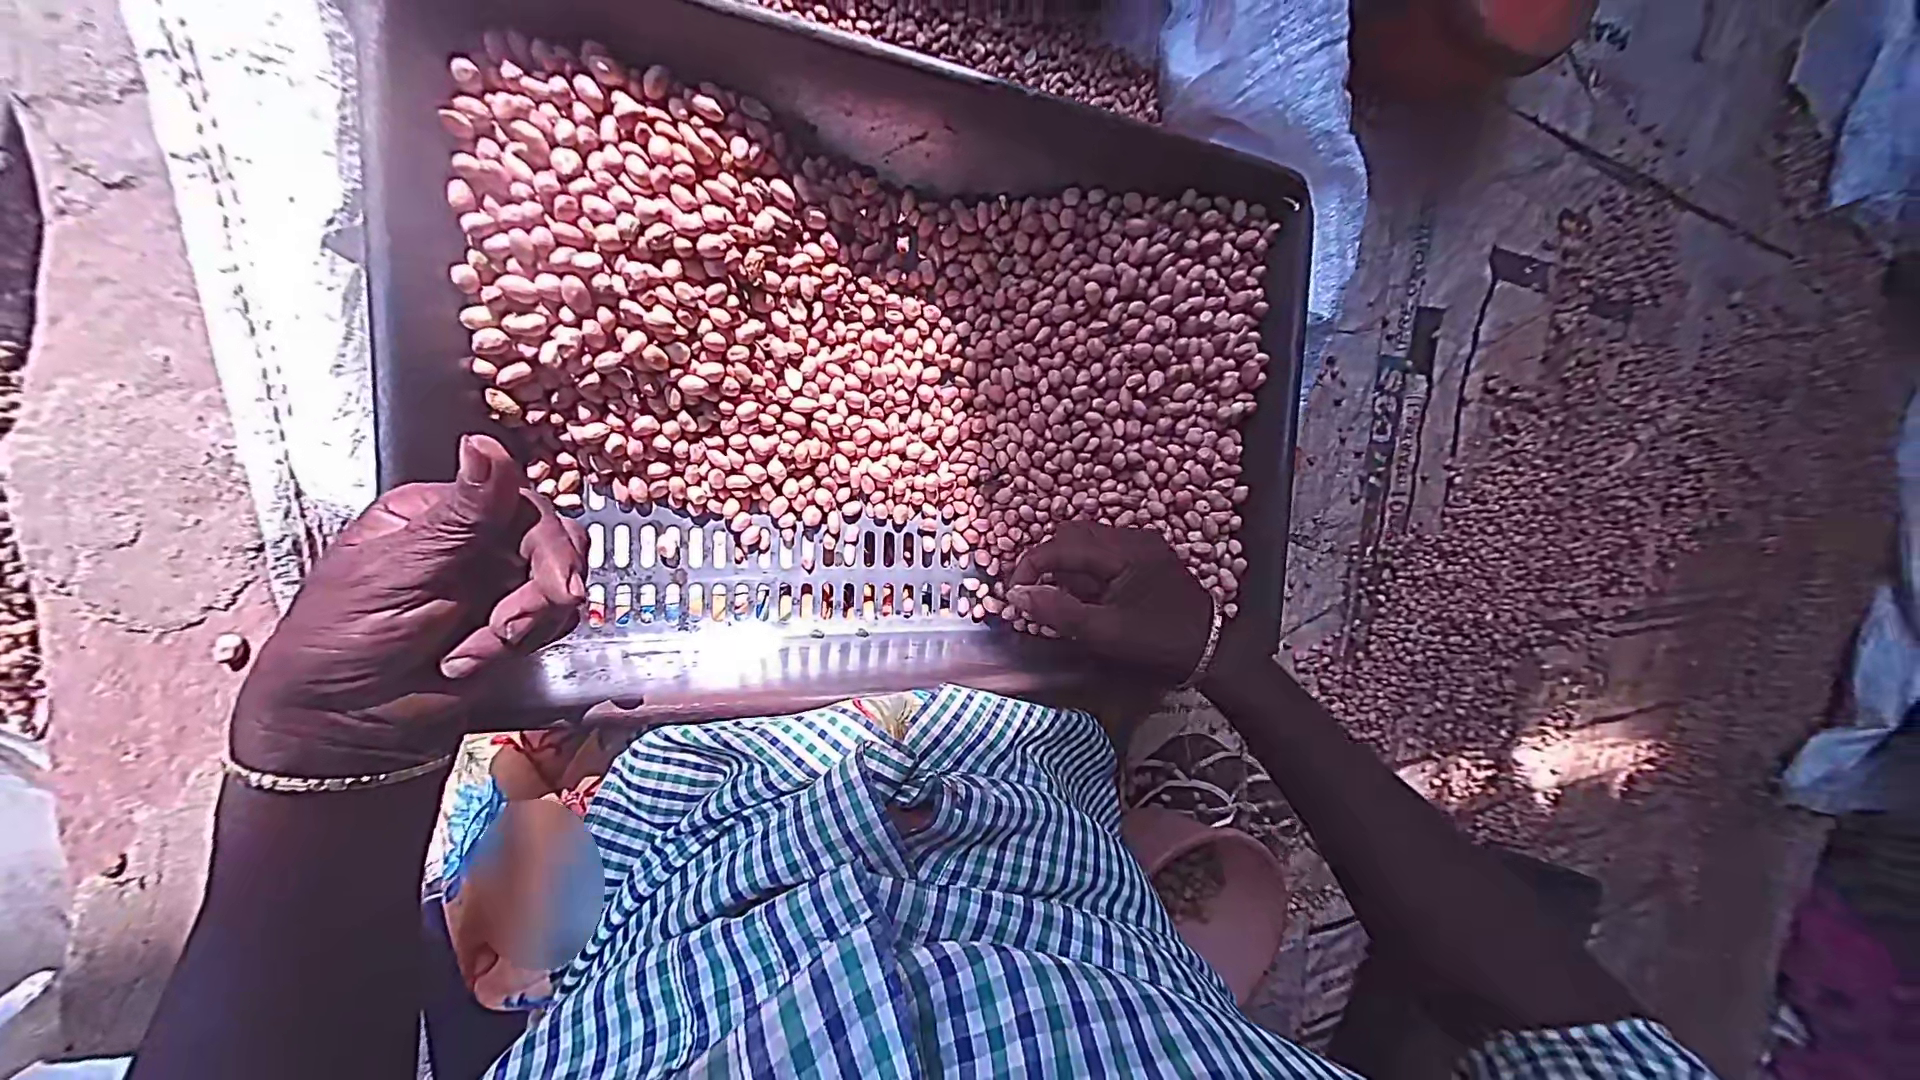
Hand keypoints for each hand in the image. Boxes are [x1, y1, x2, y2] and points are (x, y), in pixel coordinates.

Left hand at [231, 435, 586, 776]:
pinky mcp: (518, 621)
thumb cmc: (345, 641)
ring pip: (562, 583)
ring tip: (481, 648)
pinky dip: (528, 643)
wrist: (347, 728)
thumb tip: (485, 444)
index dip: (547, 544)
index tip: (559, 585)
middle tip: (514, 627)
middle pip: (554, 543)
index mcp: (442, 514)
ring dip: (530, 622)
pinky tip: (476, 659)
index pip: (522, 505)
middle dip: (542, 590)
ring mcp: (501, 583)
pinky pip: (557, 619)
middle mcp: (479, 542)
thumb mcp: (401, 569)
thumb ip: (462, 512)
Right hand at [1004, 522, 1214, 683]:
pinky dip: (1084, 569)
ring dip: (1065, 565)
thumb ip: (1058, 611)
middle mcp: (1133, 538)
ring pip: (1086, 542)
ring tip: (1058, 598)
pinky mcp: (1146, 557)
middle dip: (1046, 561)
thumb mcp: (1104, 633)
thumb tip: (1017, 595)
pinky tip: (1085, 596)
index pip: (1061, 545)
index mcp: (1123, 552)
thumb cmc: (1159, 642)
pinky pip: (1103, 552)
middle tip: (1033, 593)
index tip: (1013, 592)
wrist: (1215, 650)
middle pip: (1072, 535)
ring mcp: (1142, 545)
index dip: (1030, 566)